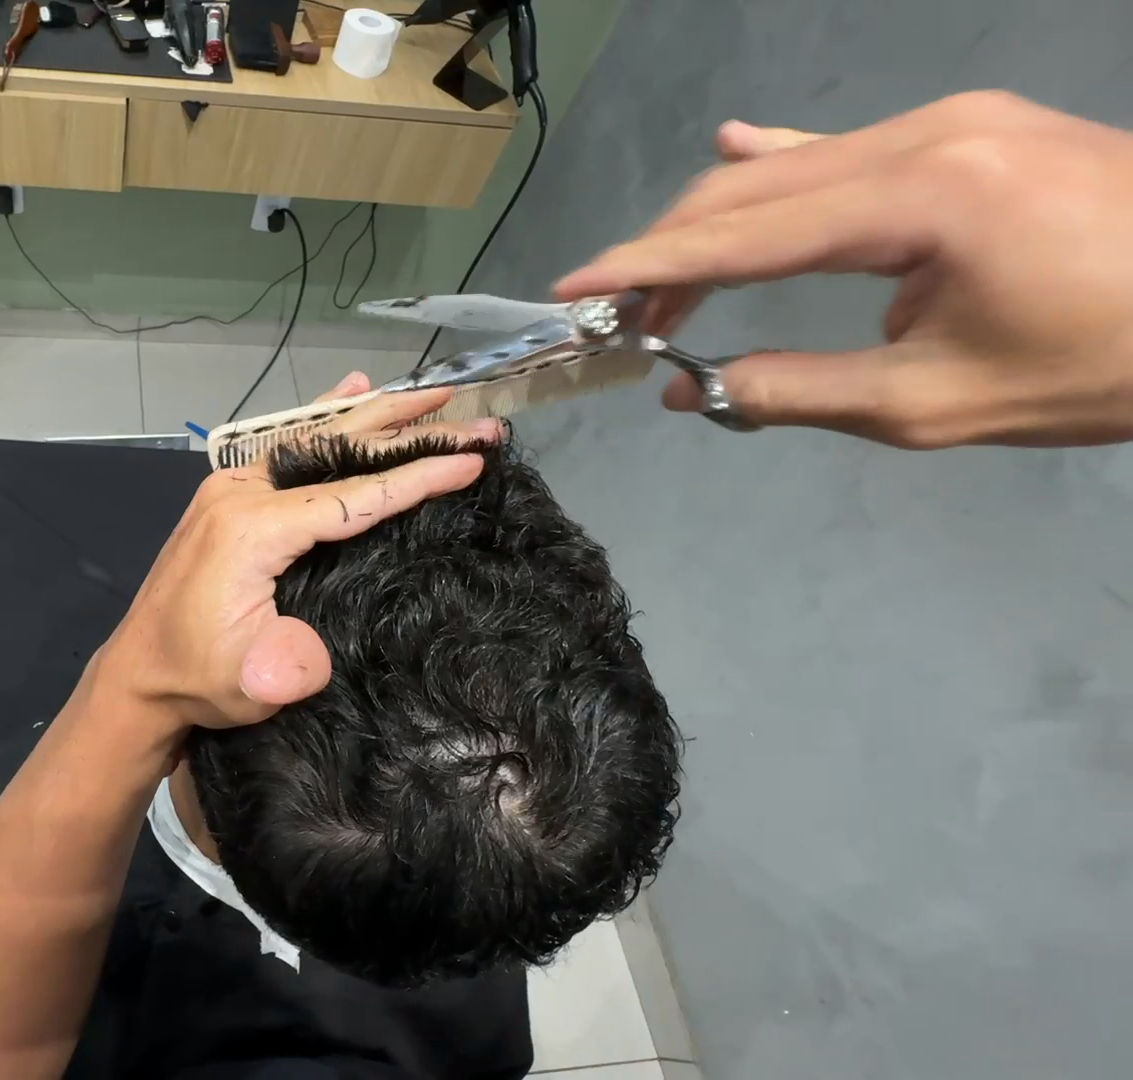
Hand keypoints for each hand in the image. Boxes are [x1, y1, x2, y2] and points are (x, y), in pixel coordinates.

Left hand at [90, 377, 496, 736]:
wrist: (140, 671)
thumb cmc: (195, 675)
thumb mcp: (245, 682)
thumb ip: (285, 667)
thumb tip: (313, 656)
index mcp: (251, 527)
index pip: (351, 494)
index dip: (415, 478)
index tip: (472, 459)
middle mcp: (240, 492)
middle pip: (338, 450)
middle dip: (409, 431)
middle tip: (472, 417)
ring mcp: (230, 489)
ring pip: (313, 438)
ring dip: (373, 416)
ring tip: (427, 393)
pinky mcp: (228, 499)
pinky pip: (284, 447)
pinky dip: (322, 418)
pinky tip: (348, 391)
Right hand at [554, 92, 1132, 448]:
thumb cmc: (1110, 360)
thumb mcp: (930, 402)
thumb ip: (790, 391)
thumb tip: (685, 389)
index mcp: (919, 199)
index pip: (738, 237)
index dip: (642, 269)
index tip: (570, 291)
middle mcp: (924, 139)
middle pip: (744, 195)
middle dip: (662, 258)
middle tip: (613, 321)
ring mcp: (949, 127)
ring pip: (781, 175)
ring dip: (707, 235)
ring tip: (657, 297)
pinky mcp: (965, 137)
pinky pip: (838, 151)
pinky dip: (773, 167)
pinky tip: (731, 149)